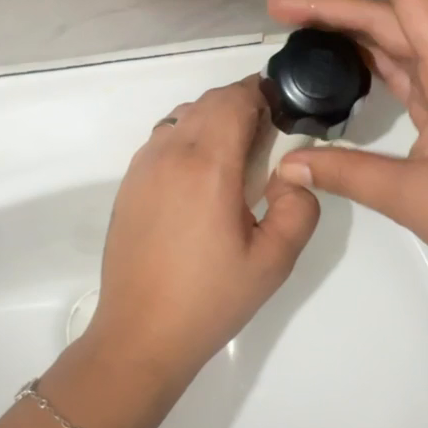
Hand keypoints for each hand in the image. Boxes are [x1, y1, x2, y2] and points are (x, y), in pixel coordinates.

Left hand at [84, 76, 321, 387]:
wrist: (140, 333)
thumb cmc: (210, 298)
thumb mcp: (274, 261)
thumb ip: (298, 208)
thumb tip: (293, 173)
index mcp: (207, 165)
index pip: (235, 99)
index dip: (263, 94)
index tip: (286, 112)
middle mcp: (169, 153)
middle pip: (208, 102)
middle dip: (241, 105)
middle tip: (270, 139)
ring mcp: (143, 166)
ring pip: (183, 117)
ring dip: (213, 121)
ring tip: (238, 159)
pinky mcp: (129, 184)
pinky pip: (163, 139)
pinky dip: (188, 139)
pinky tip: (203, 180)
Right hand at [267, 0, 427, 299]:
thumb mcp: (413, 199)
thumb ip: (346, 174)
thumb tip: (287, 165)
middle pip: (393, 20)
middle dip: (335, 6)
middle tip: (277, 6)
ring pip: (398, 45)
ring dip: (350, 32)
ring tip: (295, 27)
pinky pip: (406, 73)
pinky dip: (370, 63)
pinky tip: (340, 63)